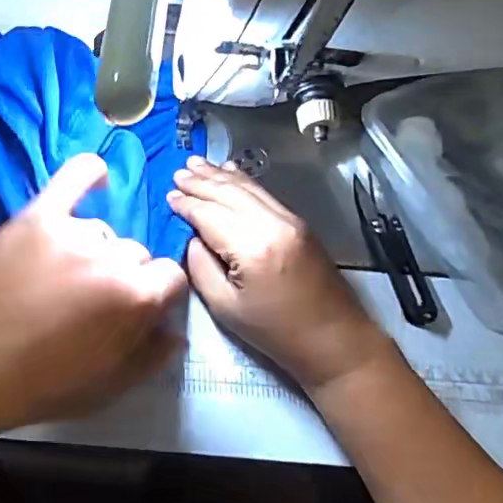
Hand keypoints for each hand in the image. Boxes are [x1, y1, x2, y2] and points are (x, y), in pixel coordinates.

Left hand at [0, 153, 187, 436]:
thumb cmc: (37, 386)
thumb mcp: (107, 386)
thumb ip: (151, 356)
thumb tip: (176, 330)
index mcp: (135, 298)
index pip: (172, 276)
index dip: (159, 294)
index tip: (139, 309)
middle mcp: (111, 257)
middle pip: (137, 253)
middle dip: (125, 276)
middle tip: (92, 302)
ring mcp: (72, 233)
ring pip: (104, 232)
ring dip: (96, 251)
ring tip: (63, 276)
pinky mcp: (36, 217)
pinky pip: (73, 177)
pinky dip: (89, 173)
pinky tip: (99, 178)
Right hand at [169, 156, 393, 391]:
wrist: (334, 338)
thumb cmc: (276, 332)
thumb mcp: (226, 308)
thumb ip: (201, 267)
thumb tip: (193, 237)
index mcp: (252, 247)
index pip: (211, 214)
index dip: (187, 204)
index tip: (168, 196)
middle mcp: (272, 224)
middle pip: (230, 194)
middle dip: (202, 182)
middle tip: (178, 172)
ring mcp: (290, 219)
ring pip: (249, 188)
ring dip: (221, 175)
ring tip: (197, 164)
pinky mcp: (299, 223)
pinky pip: (265, 194)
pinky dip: (245, 182)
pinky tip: (231, 173)